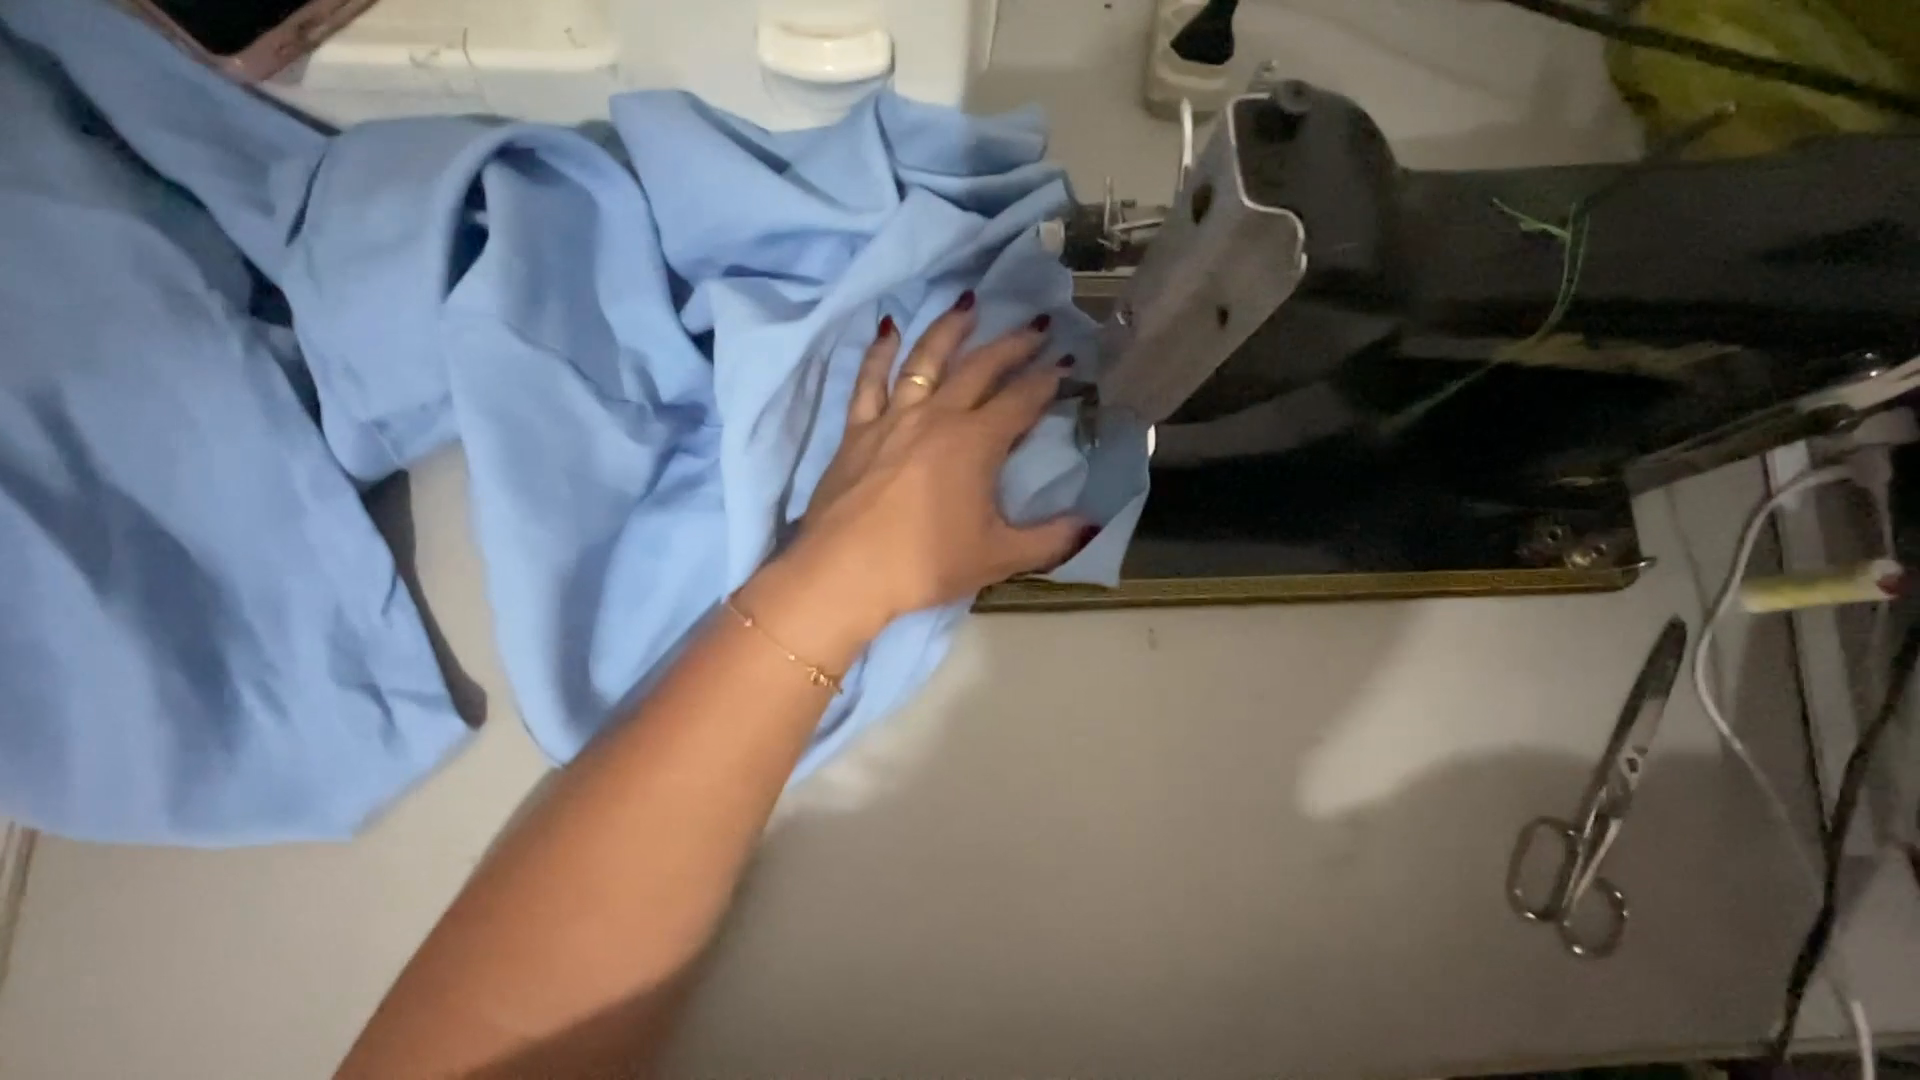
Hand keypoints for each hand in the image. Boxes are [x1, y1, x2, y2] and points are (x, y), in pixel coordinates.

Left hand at [785, 298, 1089, 635]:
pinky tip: (888, 330)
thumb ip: (1051, 539)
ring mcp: (893, 418)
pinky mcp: (857, 430)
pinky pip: (869, 380)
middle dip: (1013, 345)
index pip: (1021, 400)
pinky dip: (880, 352)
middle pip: (980, 368)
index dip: (1049, 379)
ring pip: (925, 360)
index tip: (1068, 361)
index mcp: (976, 442)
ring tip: (969, 305)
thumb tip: (1092, 523)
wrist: (844, 572)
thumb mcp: (999, 558)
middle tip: (1037, 325)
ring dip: (950, 330)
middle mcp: (937, 416)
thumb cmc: (925, 565)